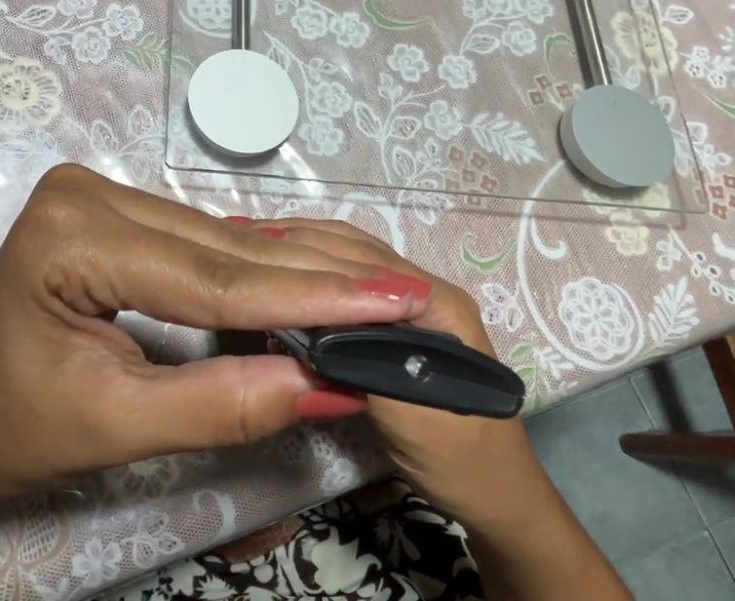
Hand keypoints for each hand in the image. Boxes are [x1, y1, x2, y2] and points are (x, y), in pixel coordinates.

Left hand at [0, 165, 438, 498]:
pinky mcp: (110, 208)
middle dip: (311, 282)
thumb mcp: (115, 426)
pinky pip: (196, 241)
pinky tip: (306, 284)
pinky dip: (250, 271)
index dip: (310, 296)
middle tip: (403, 302)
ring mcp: (95, 192)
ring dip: (288, 274)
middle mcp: (85, 191)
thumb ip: (218, 404)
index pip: (211, 275)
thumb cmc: (16, 426)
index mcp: (72, 234)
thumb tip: (321, 381)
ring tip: (372, 296)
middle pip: (219, 249)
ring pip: (215, 241)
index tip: (394, 303)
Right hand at [257, 218, 541, 526]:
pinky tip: (279, 269)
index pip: (368, 268)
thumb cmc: (460, 460)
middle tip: (241, 239)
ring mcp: (412, 304)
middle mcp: (427, 292)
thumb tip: (304, 325)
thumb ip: (363, 365)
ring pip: (352, 262)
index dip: (314, 257)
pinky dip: (314, 271)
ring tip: (249, 240)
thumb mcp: (410, 418)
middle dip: (301, 243)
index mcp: (440, 307)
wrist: (493, 495)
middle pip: (358, 255)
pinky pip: (350, 285)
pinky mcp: (395, 323)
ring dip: (304, 249)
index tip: (257, 253)